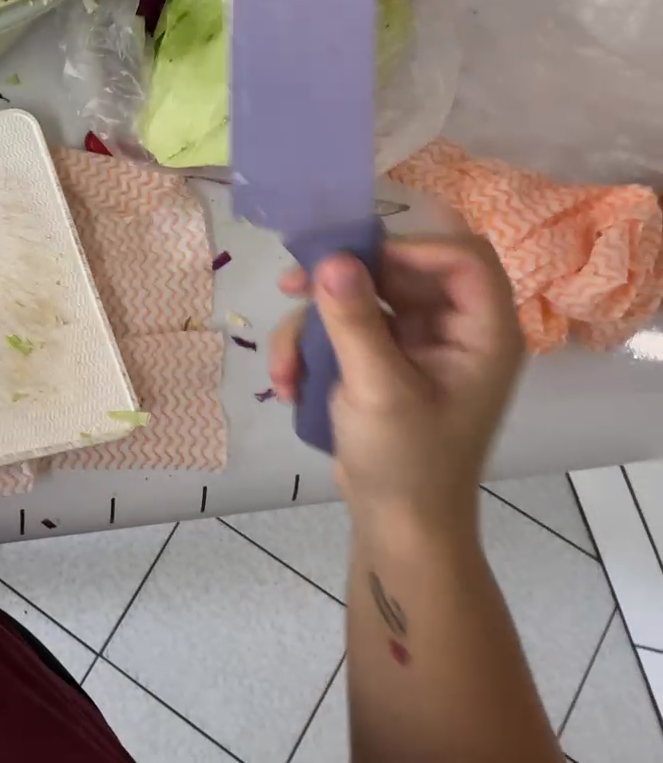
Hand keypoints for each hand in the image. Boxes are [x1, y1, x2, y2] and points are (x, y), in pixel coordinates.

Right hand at [269, 235, 524, 533]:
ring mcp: (412, 346)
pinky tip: (289, 384)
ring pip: (353, 301)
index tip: (343, 263)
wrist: (396, 515)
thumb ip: (354, 321)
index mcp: (480, 334)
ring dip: (307, 330)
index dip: (404, 249)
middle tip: (286, 288)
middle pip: (393, 273)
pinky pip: (336, 330)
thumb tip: (330, 260)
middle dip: (334, 286)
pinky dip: (305, 351)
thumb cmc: (405, 456)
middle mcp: (451, 331)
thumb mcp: (375, 387)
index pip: (458, 259)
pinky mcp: (378, 360)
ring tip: (284, 370)